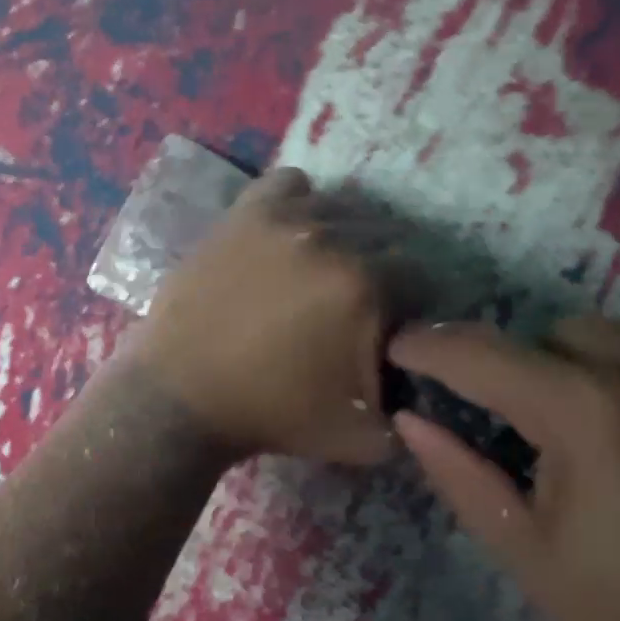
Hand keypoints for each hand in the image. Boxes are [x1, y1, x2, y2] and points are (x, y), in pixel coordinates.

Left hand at [124, 166, 402, 464]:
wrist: (181, 393)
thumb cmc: (271, 414)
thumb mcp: (364, 436)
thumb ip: (417, 410)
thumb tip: (438, 379)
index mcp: (365, 285)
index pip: (422, 274)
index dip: (414, 302)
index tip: (394, 323)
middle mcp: (328, 239)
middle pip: (383, 236)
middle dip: (382, 268)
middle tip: (357, 301)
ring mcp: (279, 220)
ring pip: (338, 208)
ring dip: (343, 234)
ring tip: (322, 270)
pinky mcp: (239, 215)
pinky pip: (286, 184)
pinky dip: (298, 201)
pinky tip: (290, 234)